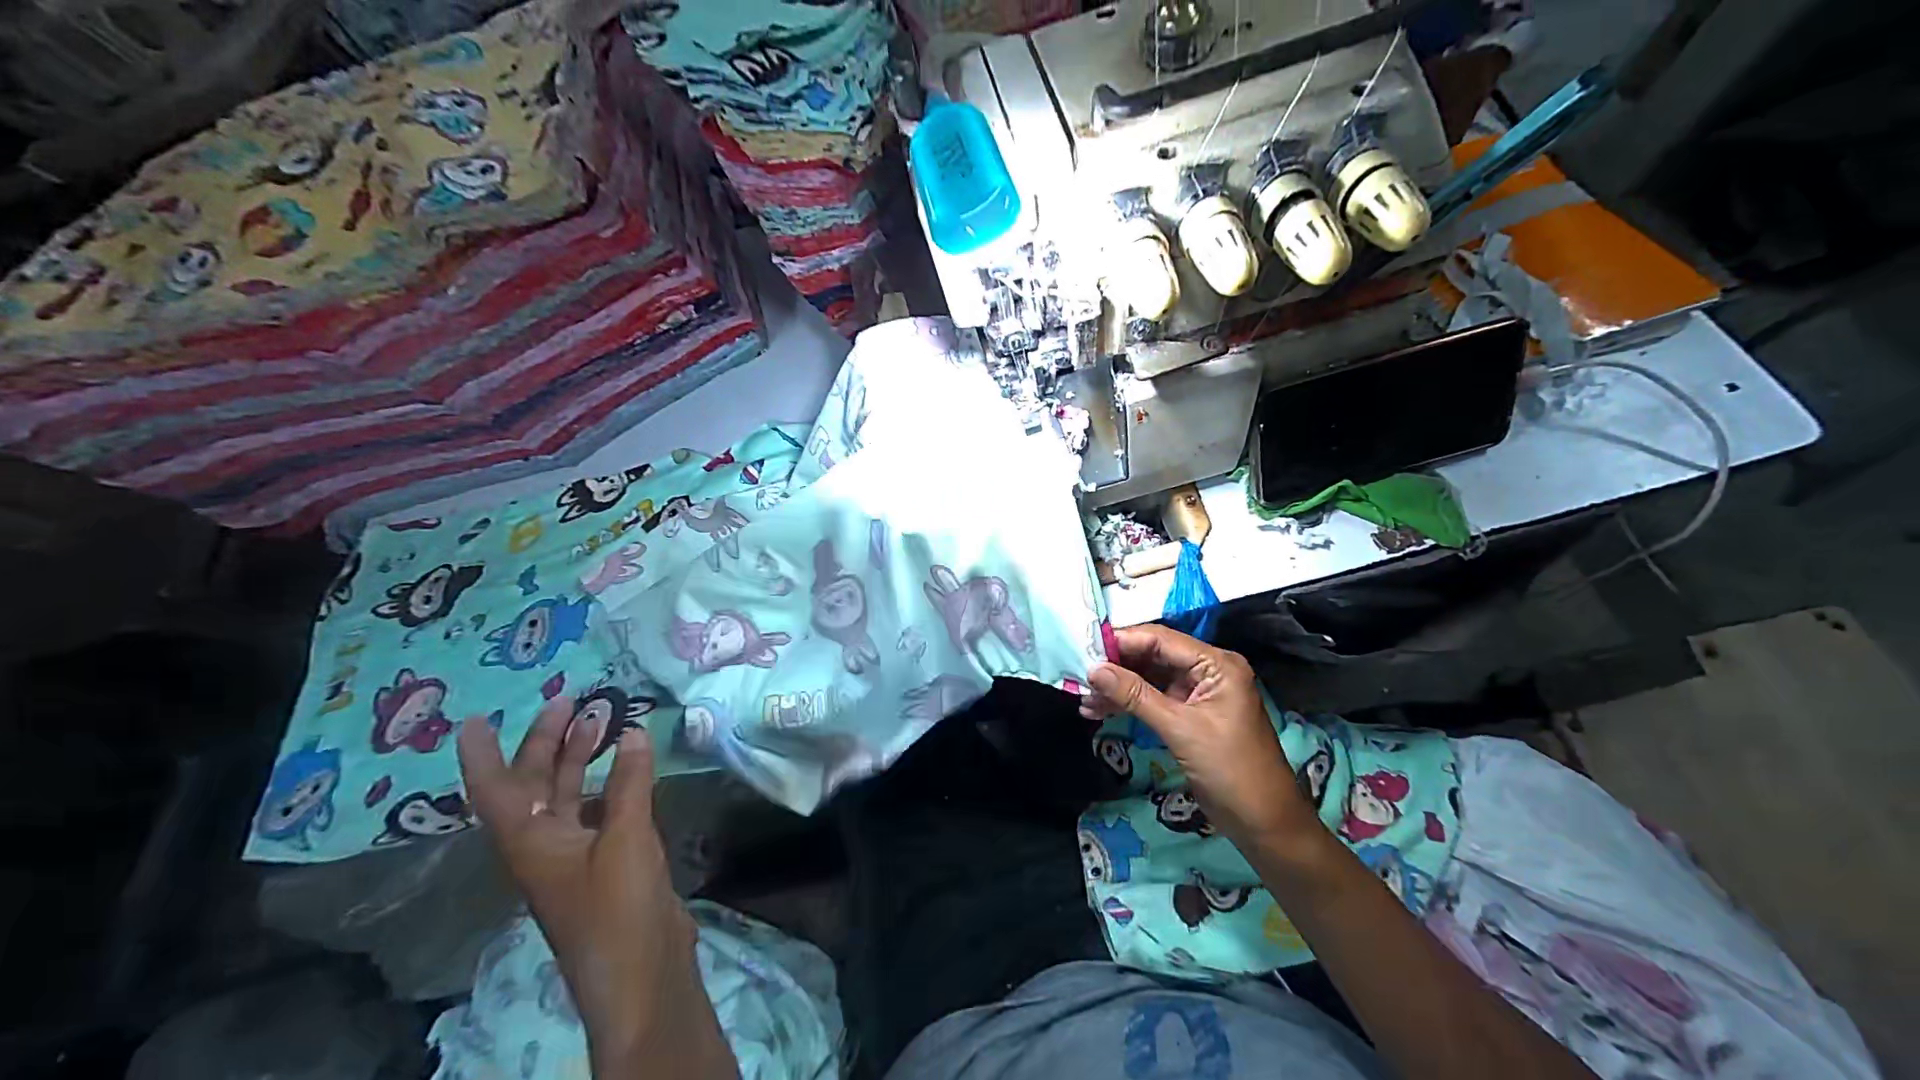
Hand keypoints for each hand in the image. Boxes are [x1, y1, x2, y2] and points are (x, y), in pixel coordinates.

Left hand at [457, 698, 693, 1044]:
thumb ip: (629, 782)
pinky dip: (610, 782)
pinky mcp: (605, 862)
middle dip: (547, 742)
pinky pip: (599, 809)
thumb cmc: (616, 906)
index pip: (493, 788)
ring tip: (601, 720)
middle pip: (534, 784)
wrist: (640, 971)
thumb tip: (634, 731)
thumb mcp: (624, 837)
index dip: (480, 753)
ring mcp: (574, 854)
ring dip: (580, 759)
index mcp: (529, 841)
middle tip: (569, 700)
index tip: (474, 718)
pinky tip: (629, 766)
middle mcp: (543, 844)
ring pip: (569, 795)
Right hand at [1082, 625, 1312, 844]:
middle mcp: (1207, 671)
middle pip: (1152, 656)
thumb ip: (1135, 696)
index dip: (1121, 642)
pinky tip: (1100, 710)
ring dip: (1118, 688)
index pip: (1160, 639)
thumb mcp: (1180, 728)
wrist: (1264, 822)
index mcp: (1216, 664)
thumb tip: (1093, 670)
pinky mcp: (1189, 715)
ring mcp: (1198, 693)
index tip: (1084, 649)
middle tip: (1079, 675)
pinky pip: (1153, 699)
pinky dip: (1128, 704)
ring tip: (1084, 699)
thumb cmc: (1230, 769)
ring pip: (1149, 679)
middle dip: (1116, 667)